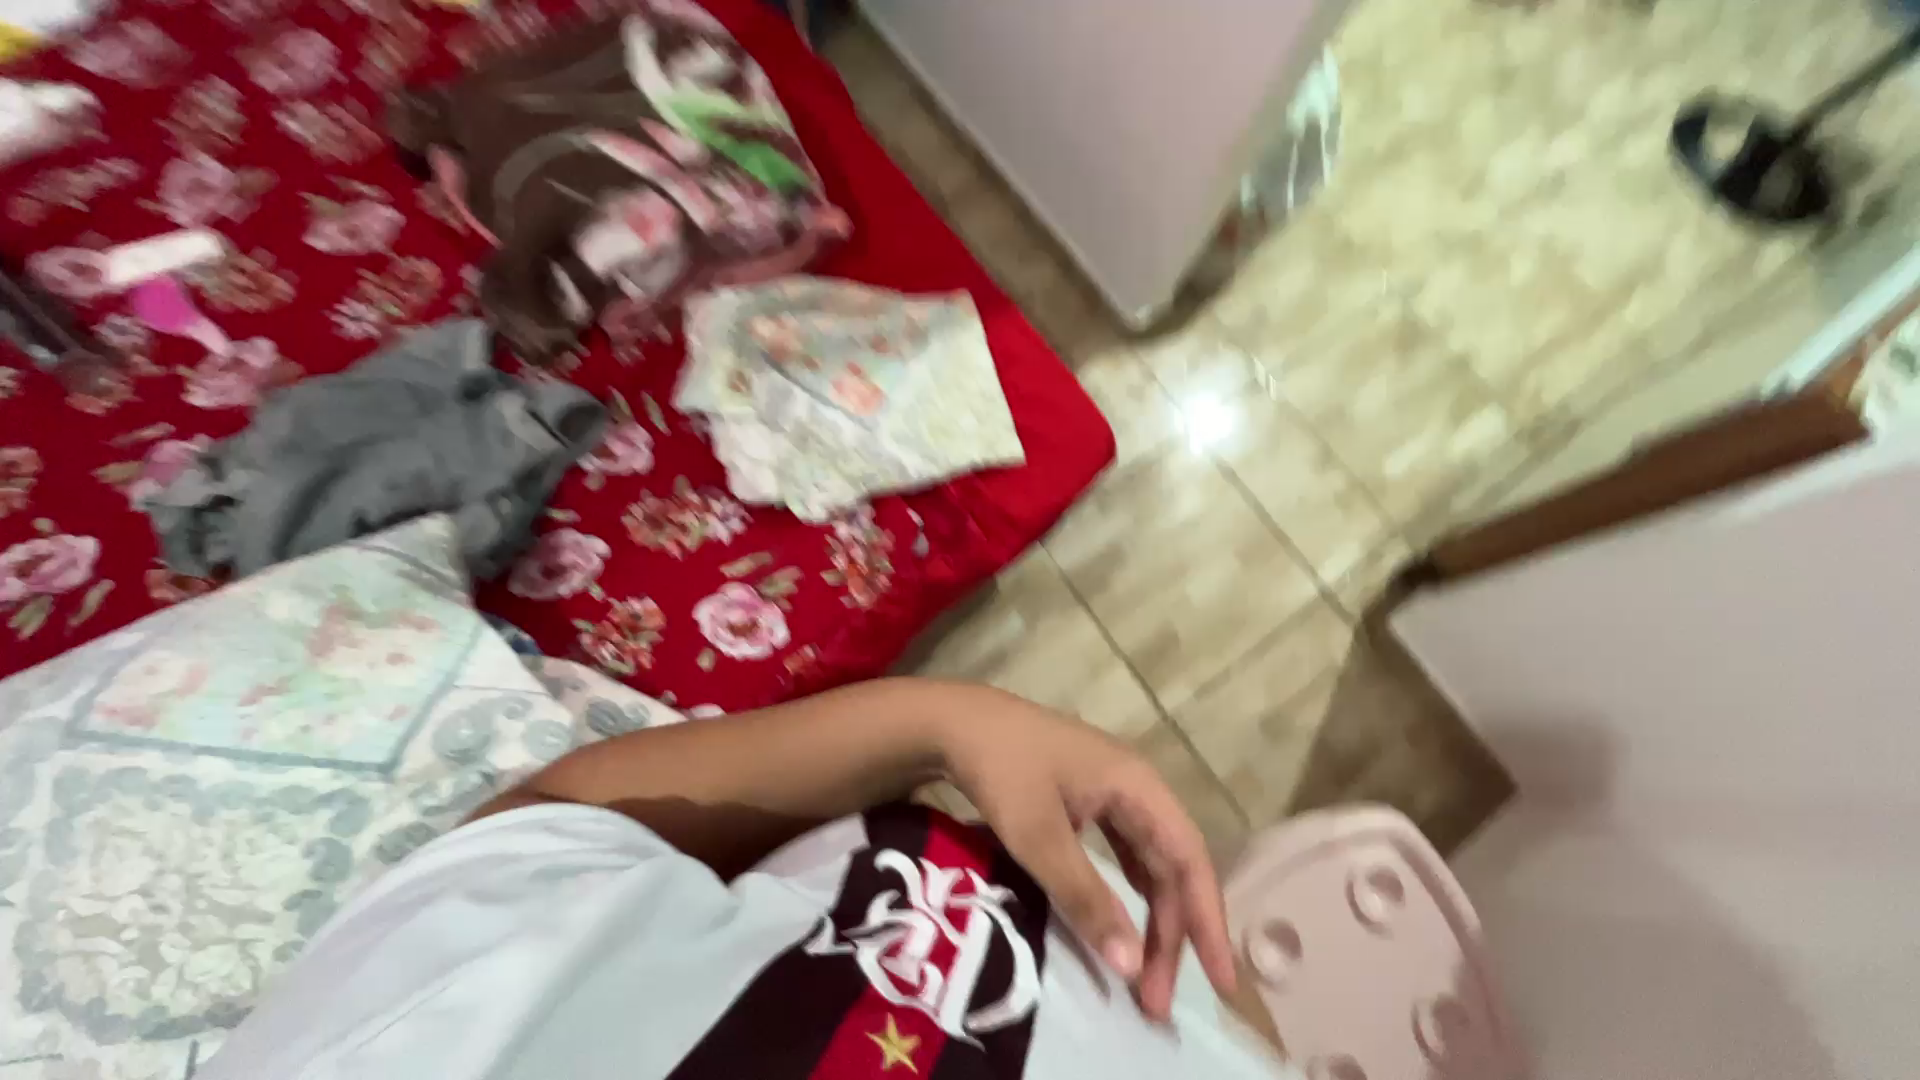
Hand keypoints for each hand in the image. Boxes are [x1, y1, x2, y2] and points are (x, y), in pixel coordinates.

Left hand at [937, 702, 1237, 1021]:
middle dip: (1171, 931)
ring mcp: (1110, 787)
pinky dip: (1131, 887)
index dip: (1207, 921)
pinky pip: (1125, 847)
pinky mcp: (1086, 794)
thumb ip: (1085, 897)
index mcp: (1137, 785)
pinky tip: (1127, 917)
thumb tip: (1130, 966)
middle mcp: (1135, 784)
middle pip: (1171, 863)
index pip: (1190, 859)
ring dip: (1153, 914)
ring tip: (1146, 973)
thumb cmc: (1001, 770)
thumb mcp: (1038, 837)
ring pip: (1149, 858)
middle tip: (1157, 999)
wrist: (954, 720)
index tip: (1221, 983)